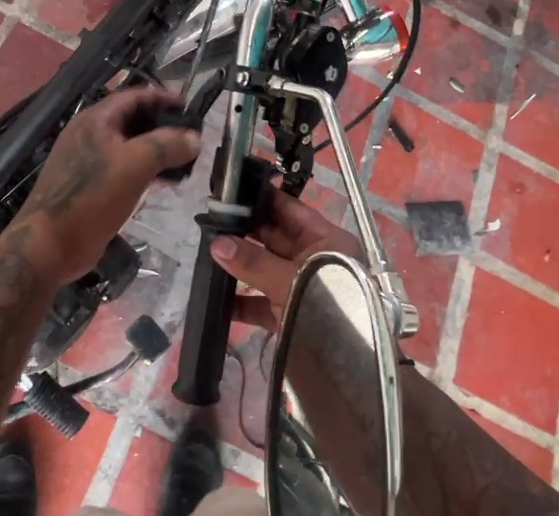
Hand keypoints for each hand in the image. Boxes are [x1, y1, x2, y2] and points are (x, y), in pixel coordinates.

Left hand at [9, 88, 199, 285]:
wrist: (51, 245)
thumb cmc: (91, 197)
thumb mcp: (134, 164)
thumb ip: (166, 145)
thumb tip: (194, 138)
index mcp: (95, 119)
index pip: (135, 96)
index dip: (163, 98)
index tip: (190, 108)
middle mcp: (90, 135)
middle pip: (133, 120)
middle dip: (163, 128)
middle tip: (191, 138)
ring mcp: (87, 161)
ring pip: (130, 147)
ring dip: (157, 152)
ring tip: (185, 162)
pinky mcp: (91, 187)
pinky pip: (123, 169)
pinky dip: (145, 171)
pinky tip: (165, 183)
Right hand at [208, 192, 363, 329]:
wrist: (350, 367)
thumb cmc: (329, 305)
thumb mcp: (290, 279)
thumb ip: (254, 261)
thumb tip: (216, 243)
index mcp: (325, 240)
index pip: (290, 210)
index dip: (262, 199)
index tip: (232, 192)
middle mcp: (314, 259)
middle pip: (274, 238)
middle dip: (244, 232)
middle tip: (211, 222)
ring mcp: (301, 287)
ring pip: (265, 269)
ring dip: (240, 265)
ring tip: (208, 253)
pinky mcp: (290, 315)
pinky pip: (262, 303)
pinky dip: (242, 302)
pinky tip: (218, 300)